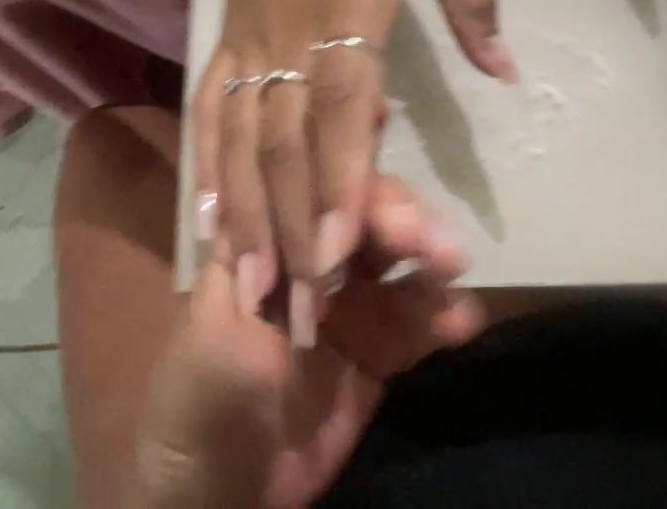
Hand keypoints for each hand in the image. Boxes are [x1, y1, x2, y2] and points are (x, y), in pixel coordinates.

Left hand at [133, 178, 482, 508]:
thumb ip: (258, 262)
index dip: (353, 197)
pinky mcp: (376, 353)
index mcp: (268, 245)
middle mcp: (312, 263)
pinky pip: (416, 326)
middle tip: (438, 246)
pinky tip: (463, 319)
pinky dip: (443, 316)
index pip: (313, 198)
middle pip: (365, 223)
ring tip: (454, 271)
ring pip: (398, 268)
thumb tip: (287, 189)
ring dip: (430, 264)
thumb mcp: (215, 330)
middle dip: (403, 224)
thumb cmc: (202, 403)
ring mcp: (348, 308)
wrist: (217, 497)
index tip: (387, 217)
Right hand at [193, 0, 512, 347]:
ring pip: (244, 142)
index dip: (339, 175)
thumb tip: (504, 70)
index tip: (338, 248)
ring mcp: (249, 48)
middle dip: (293, 227)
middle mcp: (291, 40)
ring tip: (250, 289)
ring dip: (247, 217)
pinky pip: (212, 115)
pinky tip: (206, 223)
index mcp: (347, 8)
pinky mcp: (224, 48)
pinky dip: (208, 170)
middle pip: (288, 142)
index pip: (340, 103)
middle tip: (299, 307)